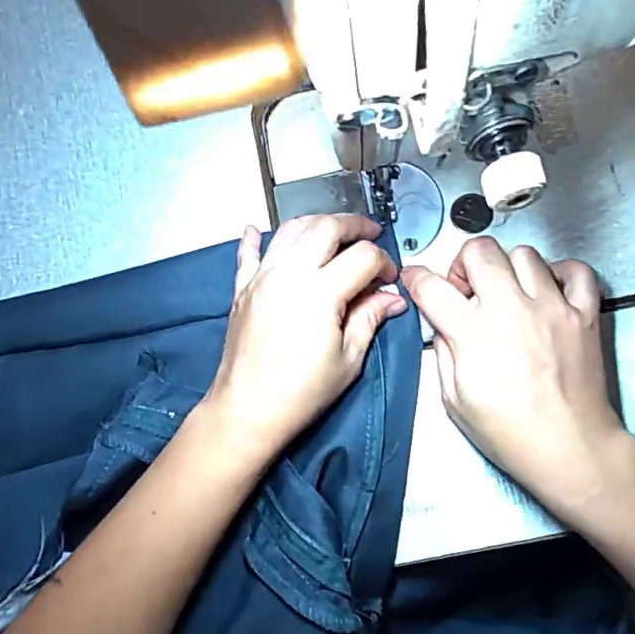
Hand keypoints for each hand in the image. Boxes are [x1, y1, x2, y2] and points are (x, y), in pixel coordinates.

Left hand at [202, 215, 408, 459]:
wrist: (248, 409)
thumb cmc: (299, 393)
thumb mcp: (348, 359)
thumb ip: (369, 319)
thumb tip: (391, 300)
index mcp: (320, 293)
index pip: (362, 257)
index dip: (384, 263)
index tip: (389, 279)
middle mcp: (289, 275)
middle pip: (326, 228)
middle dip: (354, 226)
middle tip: (370, 234)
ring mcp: (262, 278)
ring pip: (290, 230)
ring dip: (316, 224)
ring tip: (333, 232)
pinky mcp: (243, 290)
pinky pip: (248, 253)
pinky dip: (255, 238)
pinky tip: (257, 230)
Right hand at [401, 238, 634, 519]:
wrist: (568, 449)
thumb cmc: (512, 434)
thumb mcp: (455, 402)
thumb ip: (444, 355)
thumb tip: (443, 327)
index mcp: (474, 334)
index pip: (432, 286)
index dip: (416, 279)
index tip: (416, 280)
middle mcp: (512, 310)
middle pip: (479, 251)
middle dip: (463, 264)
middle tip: (466, 289)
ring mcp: (552, 308)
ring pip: (524, 254)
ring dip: (508, 269)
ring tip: (508, 294)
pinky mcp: (583, 315)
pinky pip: (576, 271)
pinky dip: (560, 273)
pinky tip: (548, 291)